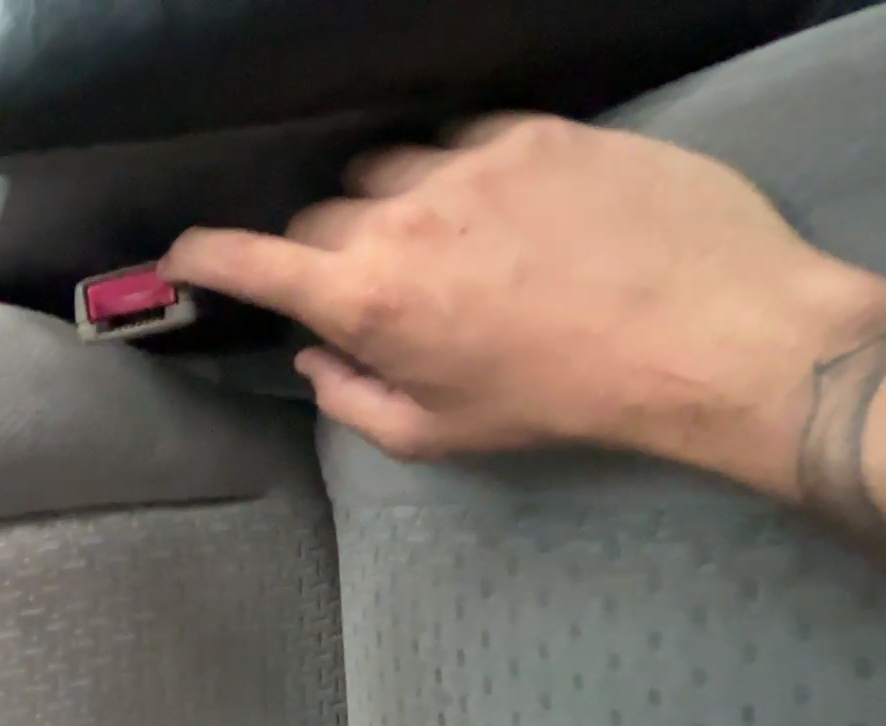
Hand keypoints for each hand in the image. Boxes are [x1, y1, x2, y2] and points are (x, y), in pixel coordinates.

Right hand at [160, 114, 885, 481]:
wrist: (707, 337)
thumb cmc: (549, 399)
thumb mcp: (428, 433)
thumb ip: (345, 398)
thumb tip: (314, 356)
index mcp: (363, 298)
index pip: (248, 262)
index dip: (200, 256)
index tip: (178, 256)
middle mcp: (398, 219)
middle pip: (314, 219)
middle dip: (322, 256)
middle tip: (366, 289)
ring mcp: (465, 166)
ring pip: (377, 174)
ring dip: (381, 210)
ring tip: (434, 242)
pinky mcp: (531, 133)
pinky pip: (452, 144)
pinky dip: (449, 177)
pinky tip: (492, 210)